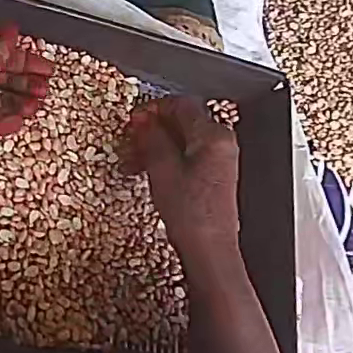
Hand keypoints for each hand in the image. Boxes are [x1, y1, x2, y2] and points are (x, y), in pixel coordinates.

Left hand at [0, 23, 54, 182]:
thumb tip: (10, 31)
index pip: (1, 56)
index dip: (24, 59)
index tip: (45, 66)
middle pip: (6, 78)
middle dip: (27, 80)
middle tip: (44, 85)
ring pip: (6, 100)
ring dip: (23, 100)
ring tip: (35, 104)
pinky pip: (2, 121)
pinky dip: (12, 120)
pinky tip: (17, 120)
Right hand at [125, 96, 239, 256]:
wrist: (209, 248)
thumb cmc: (192, 215)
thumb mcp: (162, 170)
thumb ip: (151, 138)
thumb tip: (143, 120)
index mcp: (213, 136)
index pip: (182, 104)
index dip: (153, 107)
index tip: (134, 118)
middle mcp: (222, 143)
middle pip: (182, 120)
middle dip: (153, 128)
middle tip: (131, 137)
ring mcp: (219, 159)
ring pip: (182, 138)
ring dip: (156, 144)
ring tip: (134, 158)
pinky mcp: (213, 174)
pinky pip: (187, 154)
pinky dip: (166, 157)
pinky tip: (148, 170)